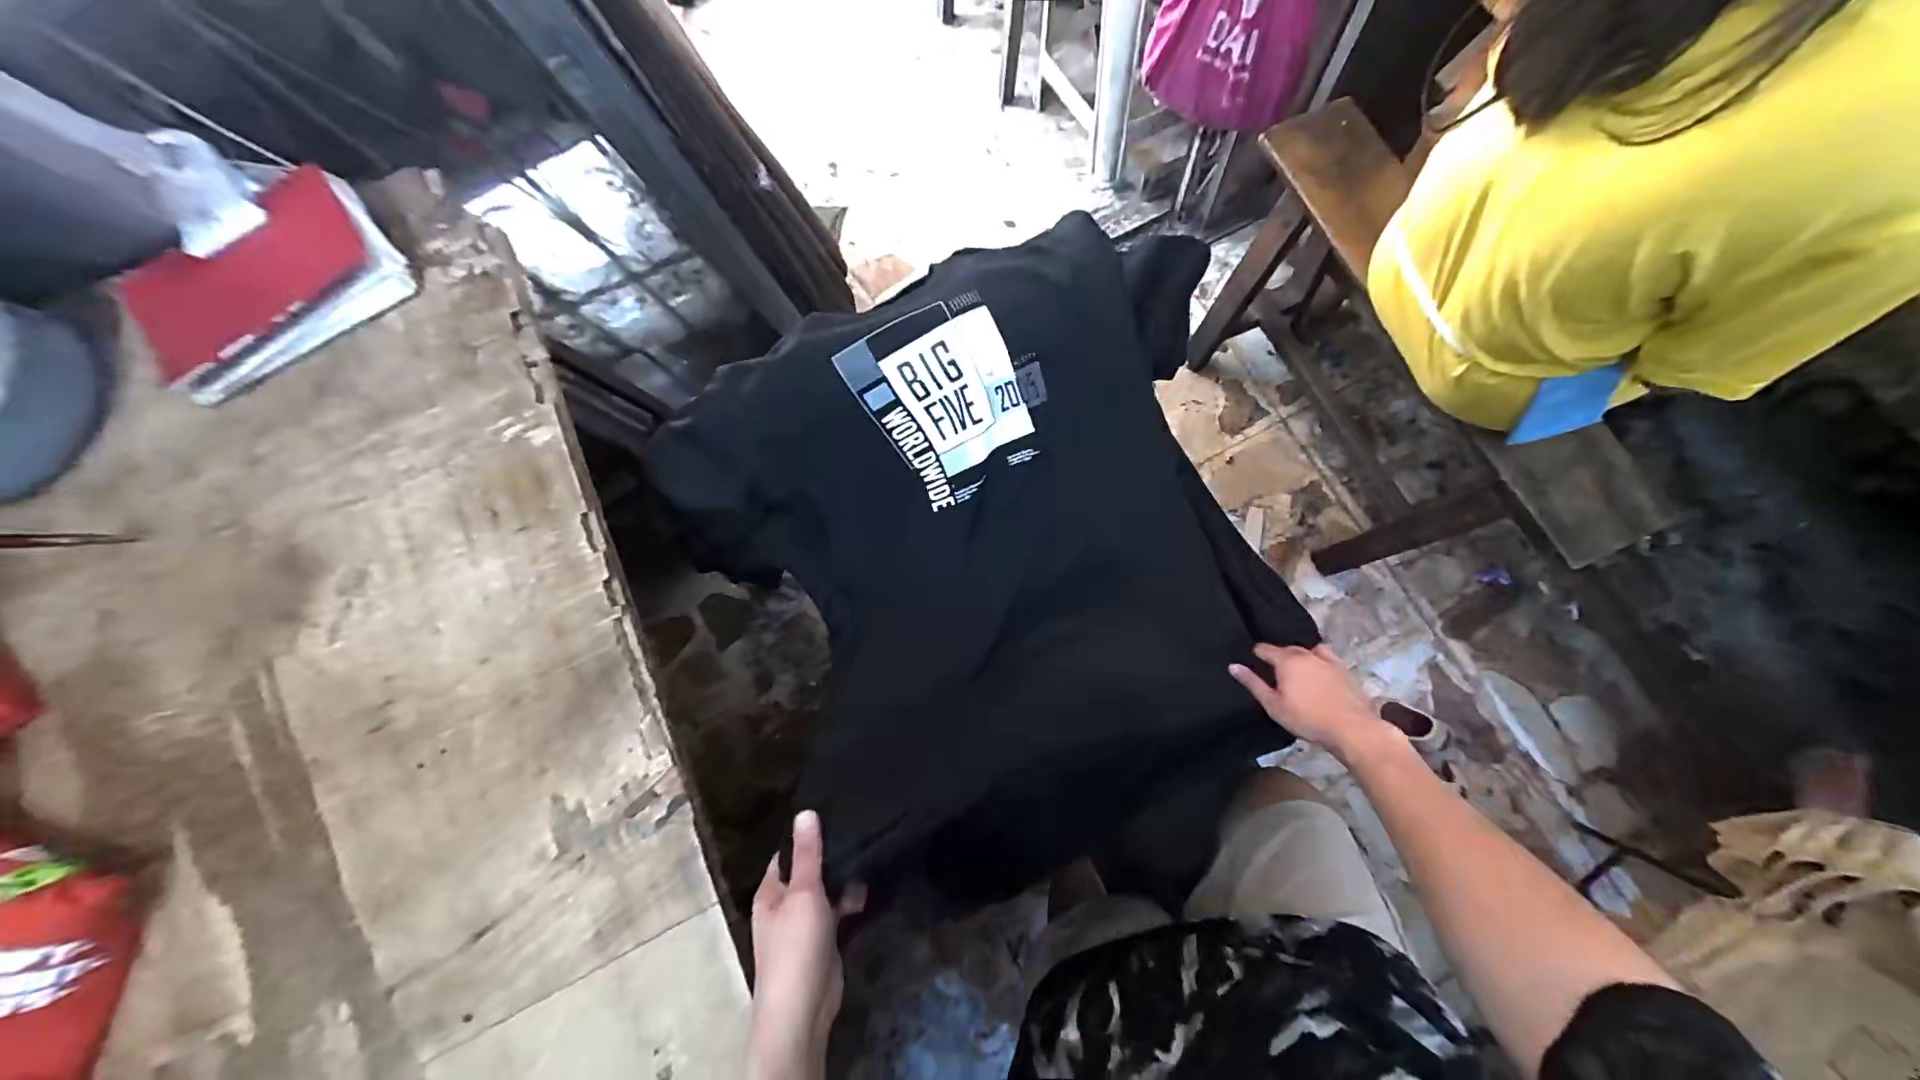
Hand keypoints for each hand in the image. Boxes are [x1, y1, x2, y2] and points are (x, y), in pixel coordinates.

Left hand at [747, 810, 863, 1079]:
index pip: (786, 852)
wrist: (803, 1009)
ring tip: (868, 853)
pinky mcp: (823, 939)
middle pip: (808, 869)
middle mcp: (784, 904)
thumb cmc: (795, 945)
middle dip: (830, 855)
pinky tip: (867, 889)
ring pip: (825, 890)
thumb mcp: (803, 892)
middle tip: (859, 828)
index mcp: (770, 891)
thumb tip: (805, 811)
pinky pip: (837, 910)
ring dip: (843, 878)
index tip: (833, 811)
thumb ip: (808, 853)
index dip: (806, 834)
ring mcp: (804, 923)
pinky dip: (849, 901)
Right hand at [1229, 644, 1401, 763]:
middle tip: (1274, 675)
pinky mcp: (1345, 671)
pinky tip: (1320, 675)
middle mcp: (1307, 655)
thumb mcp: (1272, 704)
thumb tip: (1233, 666)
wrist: (1352, 729)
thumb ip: (1252, 683)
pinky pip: (1327, 658)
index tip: (1254, 664)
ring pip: (1309, 651)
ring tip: (1298, 673)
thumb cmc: (1306, 718)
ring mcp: (1329, 661)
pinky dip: (1319, 662)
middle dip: (1278, 657)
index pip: (1265, 649)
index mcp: (1287, 660)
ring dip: (1300, 657)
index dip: (1256, 655)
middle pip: (1287, 648)